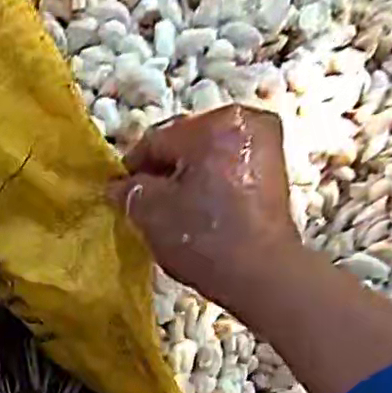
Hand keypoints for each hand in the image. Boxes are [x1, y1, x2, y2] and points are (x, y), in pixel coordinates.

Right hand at [107, 105, 307, 311]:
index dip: (131, 169)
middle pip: (183, 142)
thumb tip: (119, 185)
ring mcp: (264, 140)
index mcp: (213, 125)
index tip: (120, 195)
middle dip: (162, 172)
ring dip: (185, 178)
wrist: (260, 272)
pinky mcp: (273, 166)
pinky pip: (226, 165)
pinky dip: (208, 183)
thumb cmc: (203, 239)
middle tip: (146, 205)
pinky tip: (199, 211)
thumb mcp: (151, 214)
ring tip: (173, 211)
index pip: (154, 140)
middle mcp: (244, 119)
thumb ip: (130, 191)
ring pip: (205, 154)